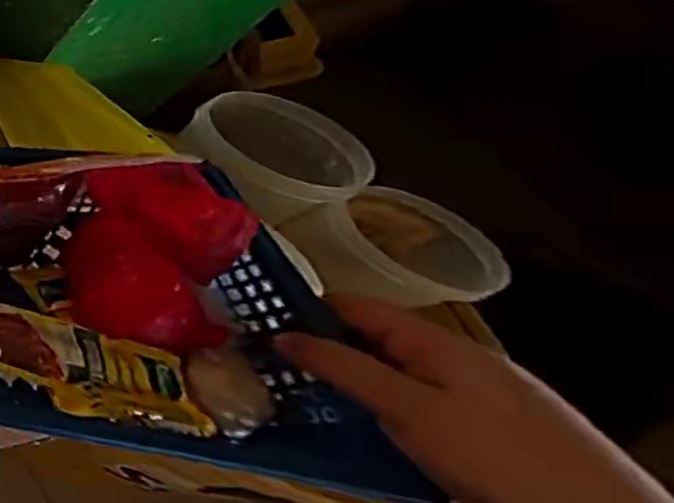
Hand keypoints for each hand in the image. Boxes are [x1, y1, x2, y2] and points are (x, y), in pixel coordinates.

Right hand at [275, 295, 670, 502]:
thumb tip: (280, 334)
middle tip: (286, 375)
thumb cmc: (502, 458)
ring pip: (399, 385)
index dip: (306, 311)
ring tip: (325, 413)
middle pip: (376, 347)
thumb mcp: (410, 410)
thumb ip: (342, 366)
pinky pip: (428, 417)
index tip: (263, 326)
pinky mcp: (502, 441)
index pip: (353, 306)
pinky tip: (384, 445)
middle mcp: (460, 363)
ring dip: (362, 397)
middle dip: (331, 359)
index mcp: (438, 342)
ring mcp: (485, 404)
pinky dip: (397, 425)